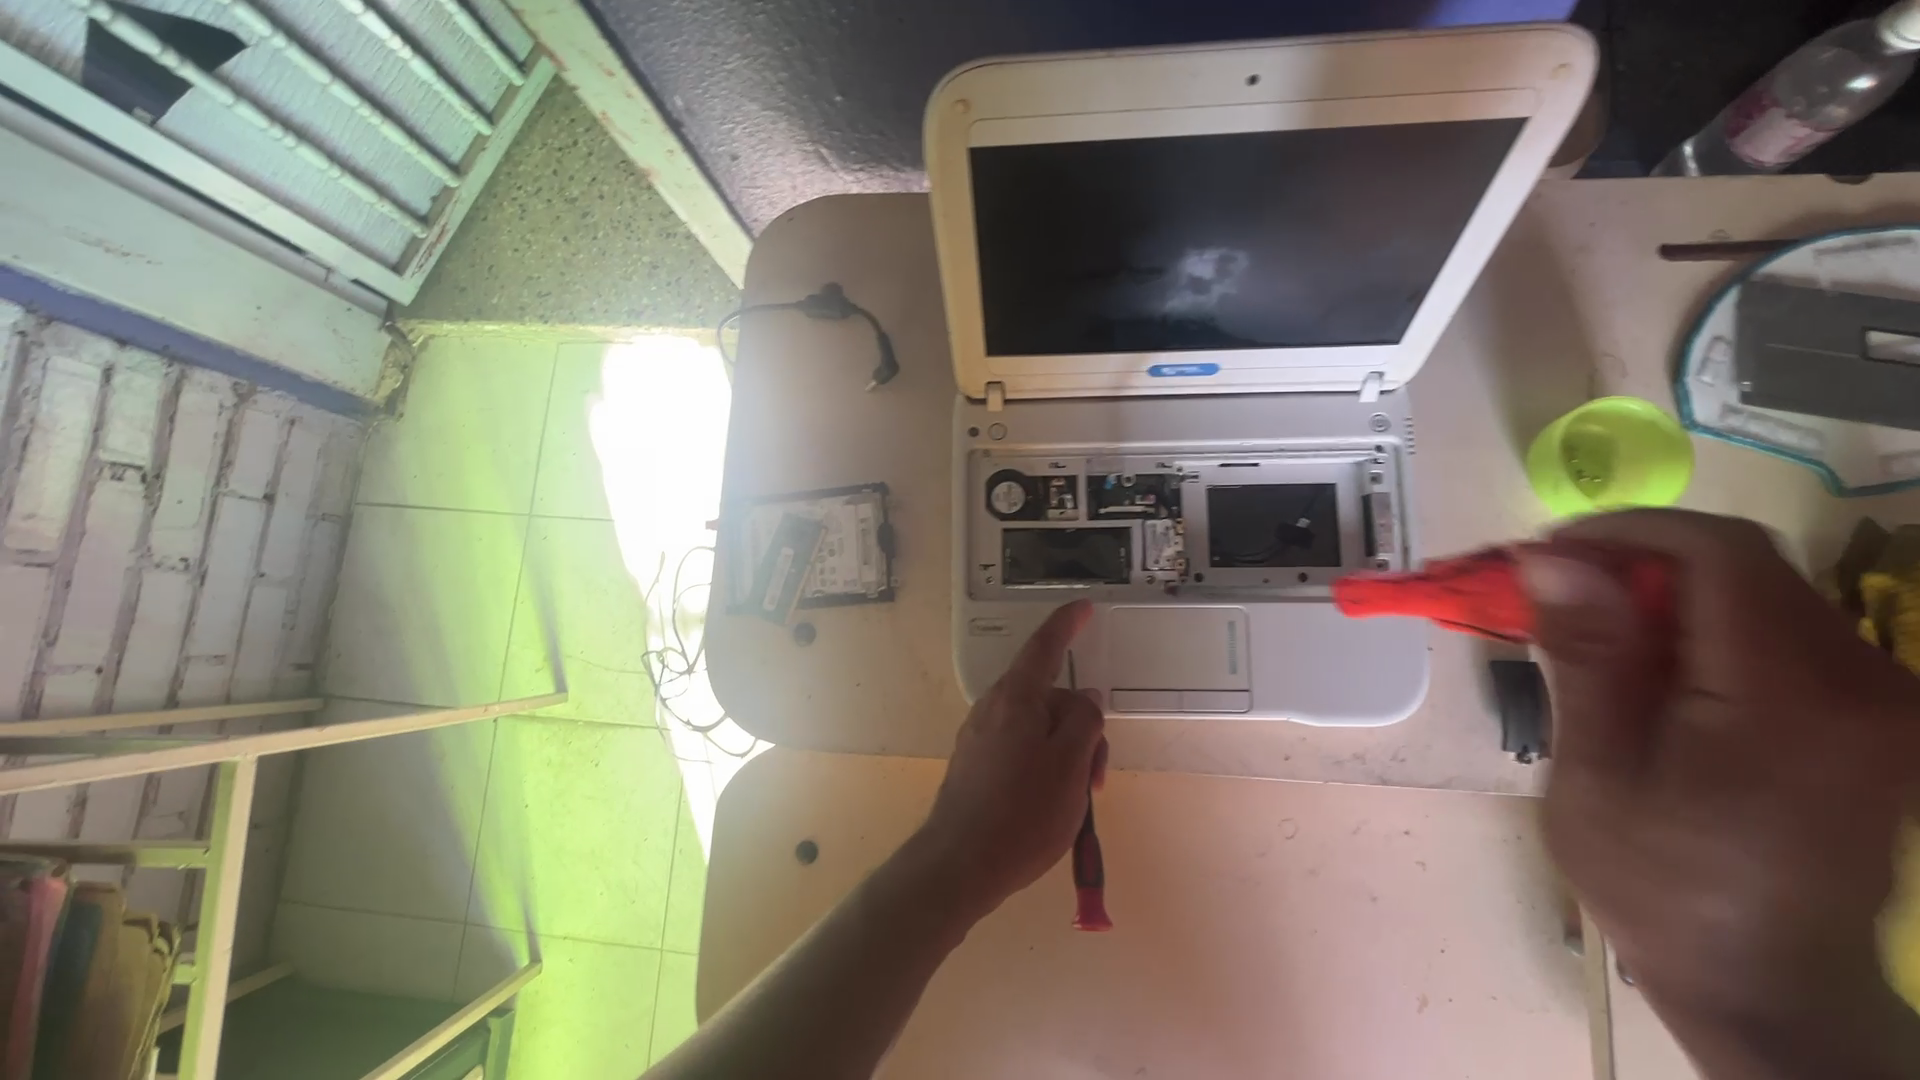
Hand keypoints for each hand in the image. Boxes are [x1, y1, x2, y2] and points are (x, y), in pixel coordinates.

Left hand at [914, 600, 1107, 918]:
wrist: (959, 864)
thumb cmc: (1023, 812)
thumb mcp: (1071, 765)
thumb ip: (1084, 722)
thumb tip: (1085, 698)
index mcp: (1016, 698)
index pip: (1045, 646)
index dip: (1066, 624)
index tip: (1083, 608)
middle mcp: (993, 708)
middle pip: (1048, 698)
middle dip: (1080, 726)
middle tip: (1096, 776)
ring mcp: (979, 736)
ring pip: (1036, 728)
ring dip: (1064, 753)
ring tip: (1076, 800)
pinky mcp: (974, 765)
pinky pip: (1019, 748)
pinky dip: (1043, 765)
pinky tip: (1049, 804)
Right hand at [1521, 510, 1919, 1075]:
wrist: (1763, 983)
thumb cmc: (1656, 883)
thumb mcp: (1596, 772)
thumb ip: (1587, 656)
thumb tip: (1552, 558)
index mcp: (1787, 699)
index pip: (1719, 553)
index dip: (1625, 532)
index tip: (1545, 556)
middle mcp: (1862, 684)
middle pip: (1746, 565)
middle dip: (1638, 561)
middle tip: (1553, 597)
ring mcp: (1880, 702)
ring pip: (1764, 592)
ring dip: (1667, 594)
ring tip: (1591, 636)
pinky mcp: (1874, 717)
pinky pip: (1783, 632)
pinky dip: (1705, 627)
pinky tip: (1653, 672)